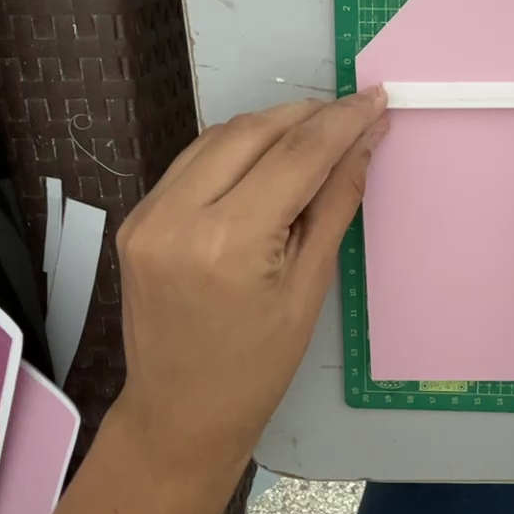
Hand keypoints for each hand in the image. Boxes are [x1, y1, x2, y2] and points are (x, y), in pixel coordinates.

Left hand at [112, 90, 388, 478]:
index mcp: (228, 243)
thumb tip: (364, 143)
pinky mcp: (137, 217)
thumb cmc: (257, 368)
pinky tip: (268, 157)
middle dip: (308, 115)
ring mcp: (148, 214)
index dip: (342, 122)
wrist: (179, 415)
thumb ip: (336, 204)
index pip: (296, 156)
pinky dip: (236, 147)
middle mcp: (177, 216)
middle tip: (352, 113)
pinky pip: (193, 161)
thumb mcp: (310, 288)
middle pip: (253, 132)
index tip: (375, 99)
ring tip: (317, 133)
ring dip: (272, 125)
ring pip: (219, 137)